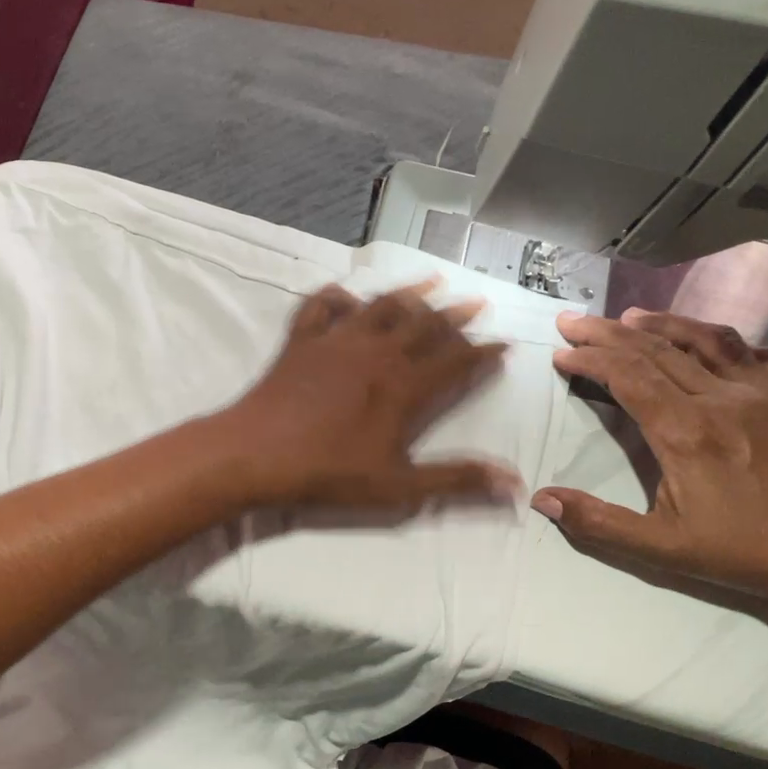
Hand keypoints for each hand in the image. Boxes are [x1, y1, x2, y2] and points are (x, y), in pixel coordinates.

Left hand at [219, 280, 516, 507]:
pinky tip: (344, 293)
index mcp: (404, 387)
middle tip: (476, 303)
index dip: (483, 354)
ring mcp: (335, 342)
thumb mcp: (396, 486)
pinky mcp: (300, 342)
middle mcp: (376, 353)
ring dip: (408, 293)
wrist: (255, 454)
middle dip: (455, 315)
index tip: (503, 344)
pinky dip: (336, 296)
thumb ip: (454, 479)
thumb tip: (512, 481)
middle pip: (424, 325)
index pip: (456, 363)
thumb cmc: (327, 473)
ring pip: (380, 307)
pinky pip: (320, 307)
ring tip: (430, 283)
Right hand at [531, 308, 767, 612]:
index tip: (562, 352)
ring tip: (630, 316)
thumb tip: (541, 499)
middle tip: (574, 321)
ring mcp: (765, 394)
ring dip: (663, 323)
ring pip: (706, 340)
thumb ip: (598, 522)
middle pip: (658, 350)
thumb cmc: (748, 553)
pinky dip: (721, 340)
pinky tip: (707, 342)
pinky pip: (754, 354)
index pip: (628, 377)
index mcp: (686, 433)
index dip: (591, 359)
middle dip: (609, 333)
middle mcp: (723, 401)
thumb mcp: (662, 549)